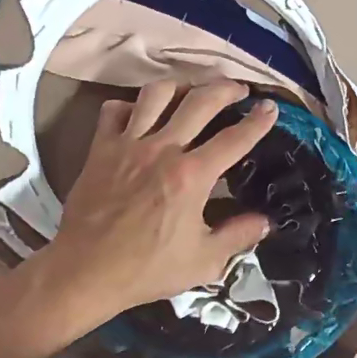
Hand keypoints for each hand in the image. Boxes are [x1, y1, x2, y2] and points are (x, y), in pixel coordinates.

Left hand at [38, 80, 277, 323]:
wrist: (86, 270)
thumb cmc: (147, 269)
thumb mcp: (203, 261)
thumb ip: (237, 236)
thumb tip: (265, 221)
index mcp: (191, 176)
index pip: (234, 139)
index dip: (257, 121)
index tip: (270, 108)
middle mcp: (162, 149)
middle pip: (200, 102)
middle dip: (225, 89)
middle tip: (237, 89)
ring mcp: (128, 144)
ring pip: (156, 94)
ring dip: (179, 87)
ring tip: (190, 92)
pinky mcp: (100, 148)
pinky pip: (114, 110)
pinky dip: (130, 105)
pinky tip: (139, 113)